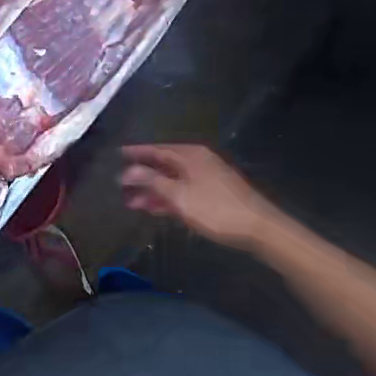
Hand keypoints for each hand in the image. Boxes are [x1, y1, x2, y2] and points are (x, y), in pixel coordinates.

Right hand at [119, 145, 283, 250]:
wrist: (257, 226)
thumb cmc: (215, 209)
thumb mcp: (179, 195)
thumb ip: (152, 181)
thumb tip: (127, 170)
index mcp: (190, 155)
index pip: (157, 149)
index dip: (137, 152)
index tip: (118, 154)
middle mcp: (198, 161)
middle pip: (164, 164)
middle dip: (142, 175)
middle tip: (120, 185)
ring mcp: (206, 177)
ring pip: (173, 180)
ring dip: (153, 191)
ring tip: (131, 203)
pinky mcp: (212, 194)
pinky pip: (184, 191)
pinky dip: (169, 198)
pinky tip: (156, 209)